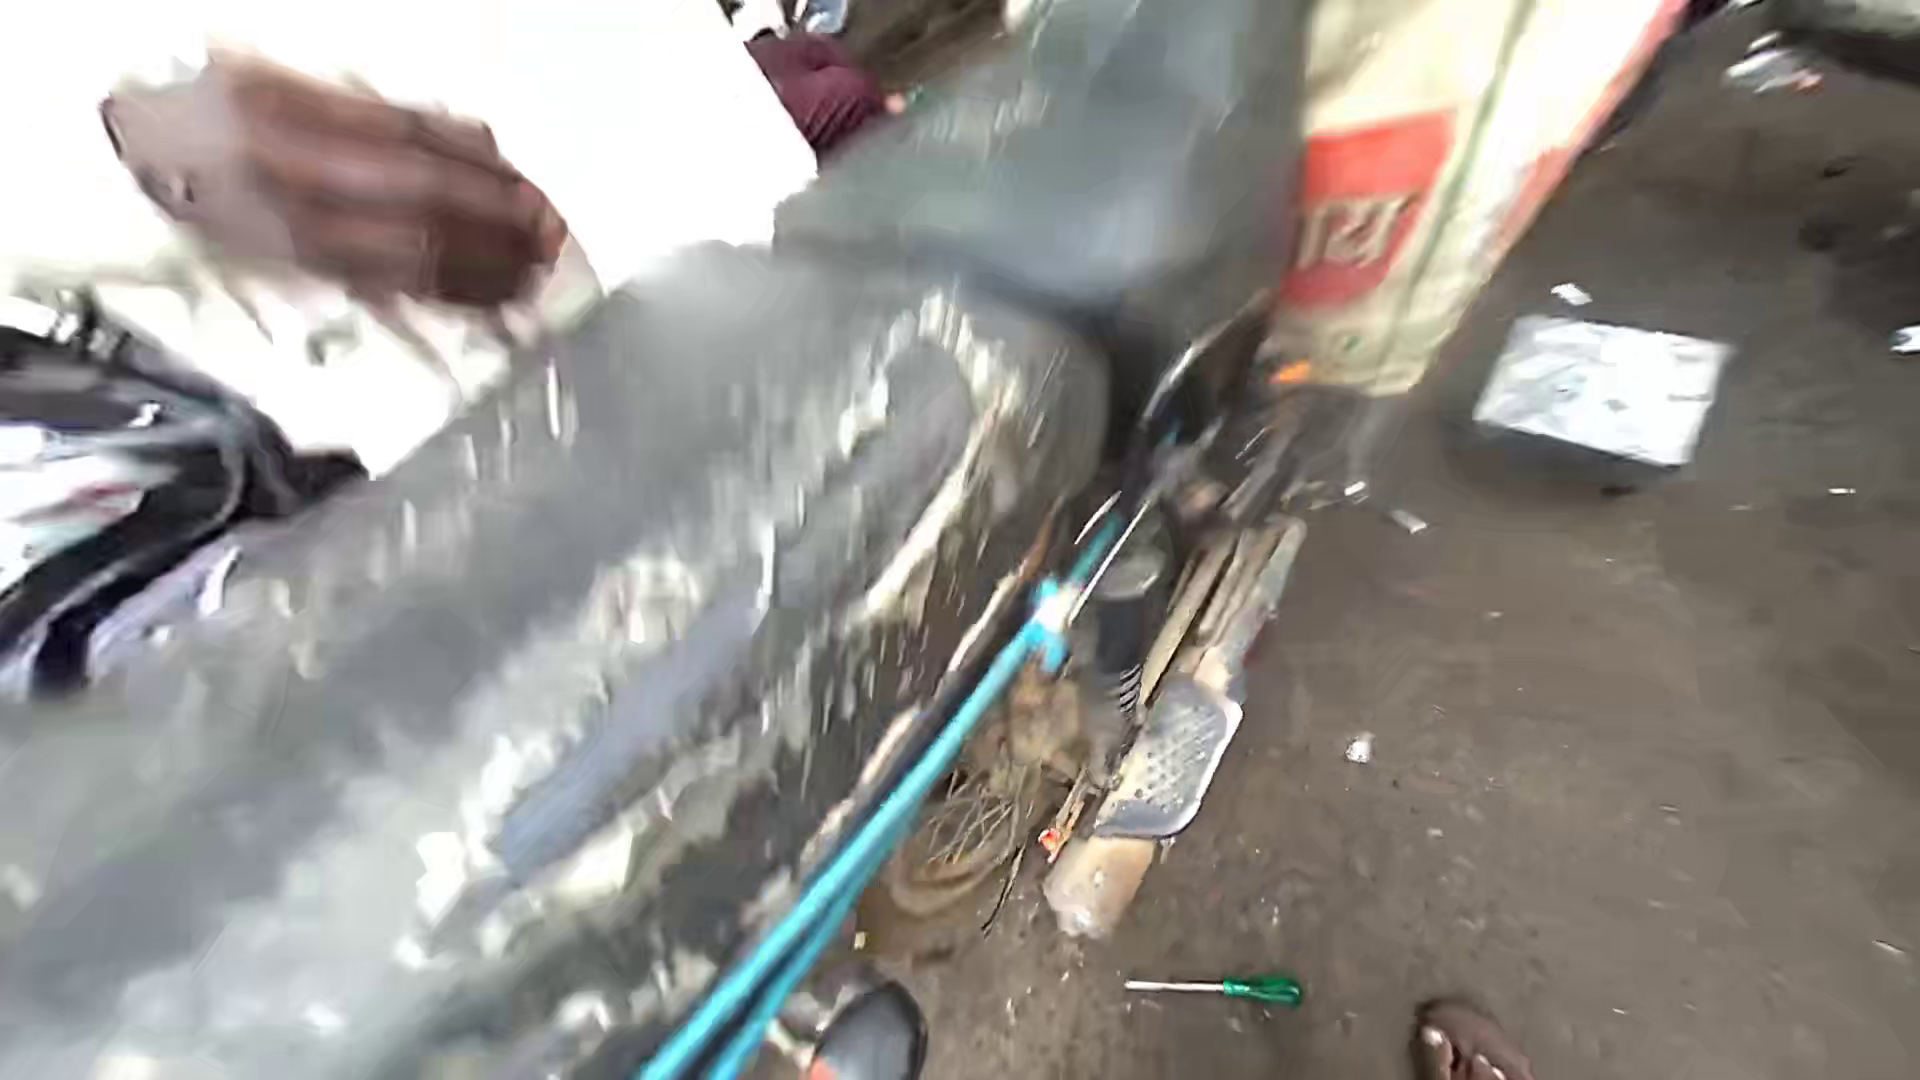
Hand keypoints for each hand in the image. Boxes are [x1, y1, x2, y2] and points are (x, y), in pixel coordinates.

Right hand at [101, 55, 565, 306]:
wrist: (133, 167)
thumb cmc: (225, 118)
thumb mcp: (289, 87)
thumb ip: (386, 114)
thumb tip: (486, 141)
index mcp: (285, 109)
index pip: (412, 140)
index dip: (485, 169)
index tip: (534, 189)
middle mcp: (295, 172)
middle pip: (429, 200)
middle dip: (504, 220)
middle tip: (552, 233)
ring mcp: (310, 231)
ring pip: (428, 253)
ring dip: (499, 263)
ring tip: (543, 265)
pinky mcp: (326, 275)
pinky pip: (413, 290)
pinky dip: (471, 293)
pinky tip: (511, 294)